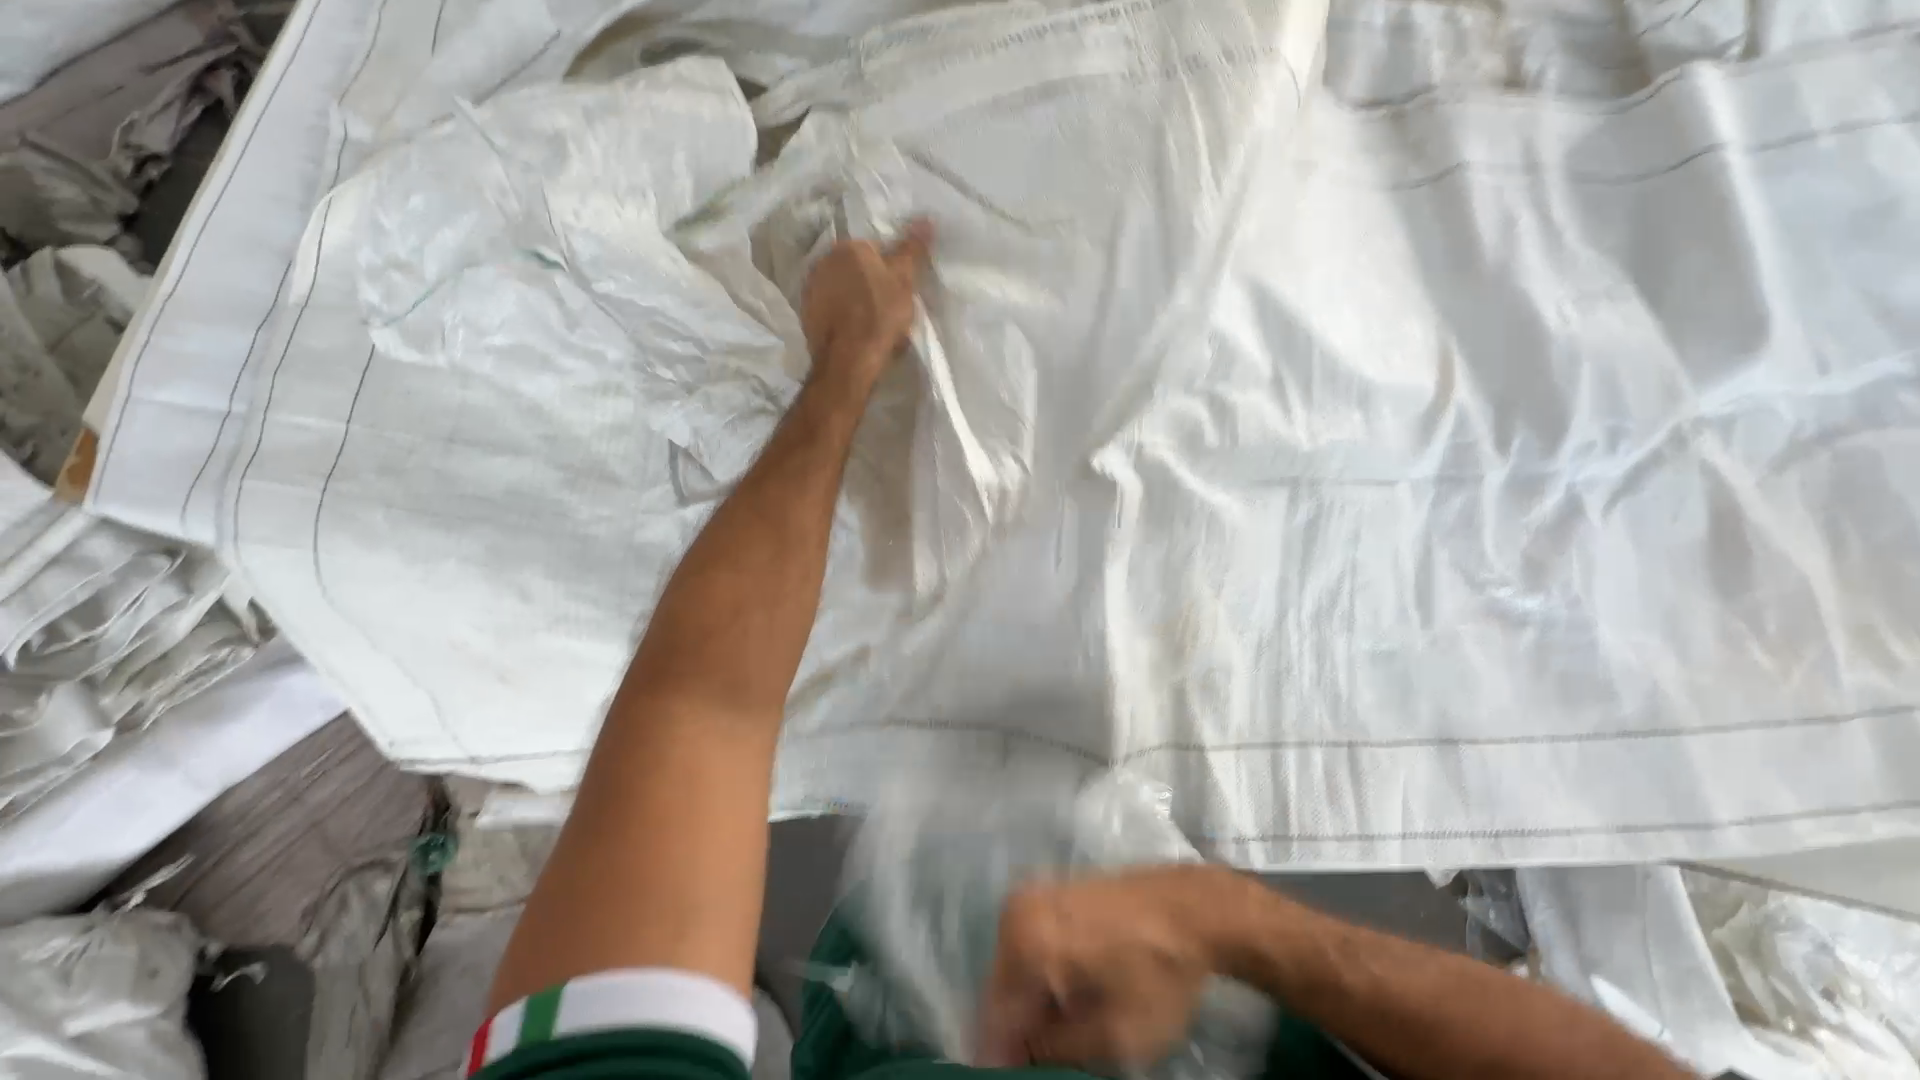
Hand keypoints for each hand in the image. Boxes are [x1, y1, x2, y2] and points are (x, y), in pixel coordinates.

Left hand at [800, 220, 933, 397]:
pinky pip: (828, 306)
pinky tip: (852, 330)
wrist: (848, 359)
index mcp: (849, 247)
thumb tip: (925, 219)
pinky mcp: (805, 313)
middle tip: (886, 307)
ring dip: (852, 298)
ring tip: (869, 321)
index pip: (874, 249)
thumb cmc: (880, 316)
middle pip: (855, 268)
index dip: (889, 270)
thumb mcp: (904, 281)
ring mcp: (810, 287)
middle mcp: (824, 260)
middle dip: (868, 281)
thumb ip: (912, 248)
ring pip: (840, 287)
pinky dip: (839, 314)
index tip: (898, 290)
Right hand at [980, 865, 1251, 1069]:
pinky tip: (1073, 994)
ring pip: (1015, 969)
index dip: (1005, 1058)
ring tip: (1068, 1026)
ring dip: (1032, 1004)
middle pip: (1001, 992)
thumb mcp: (1115, 1036)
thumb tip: (1022, 1055)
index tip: (1024, 1074)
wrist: (1195, 907)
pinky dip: (1043, 976)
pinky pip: (1030, 946)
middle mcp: (1015, 915)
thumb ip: (1054, 1052)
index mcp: (1023, 945)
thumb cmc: (1158, 973)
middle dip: (1019, 1029)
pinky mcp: (1050, 893)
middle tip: (1051, 1054)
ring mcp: (1031, 898)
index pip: (994, 1021)